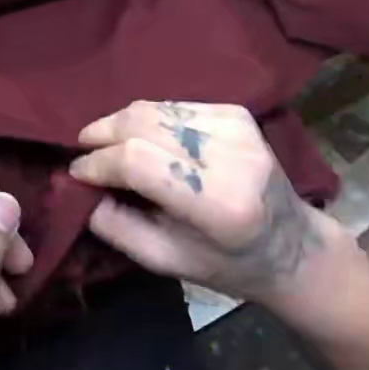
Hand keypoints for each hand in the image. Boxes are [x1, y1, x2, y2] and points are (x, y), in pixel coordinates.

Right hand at [69, 101, 349, 313]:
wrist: (292, 246)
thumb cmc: (223, 264)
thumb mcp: (161, 260)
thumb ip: (113, 225)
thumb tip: (76, 186)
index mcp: (217, 204)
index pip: (136, 161)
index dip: (96, 162)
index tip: (76, 173)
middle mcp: (232, 157)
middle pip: (141, 123)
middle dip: (100, 134)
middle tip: (84, 153)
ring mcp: (238, 129)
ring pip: (152, 108)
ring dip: (118, 124)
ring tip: (105, 144)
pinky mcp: (237, 114)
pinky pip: (170, 105)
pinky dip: (145, 119)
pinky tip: (142, 139)